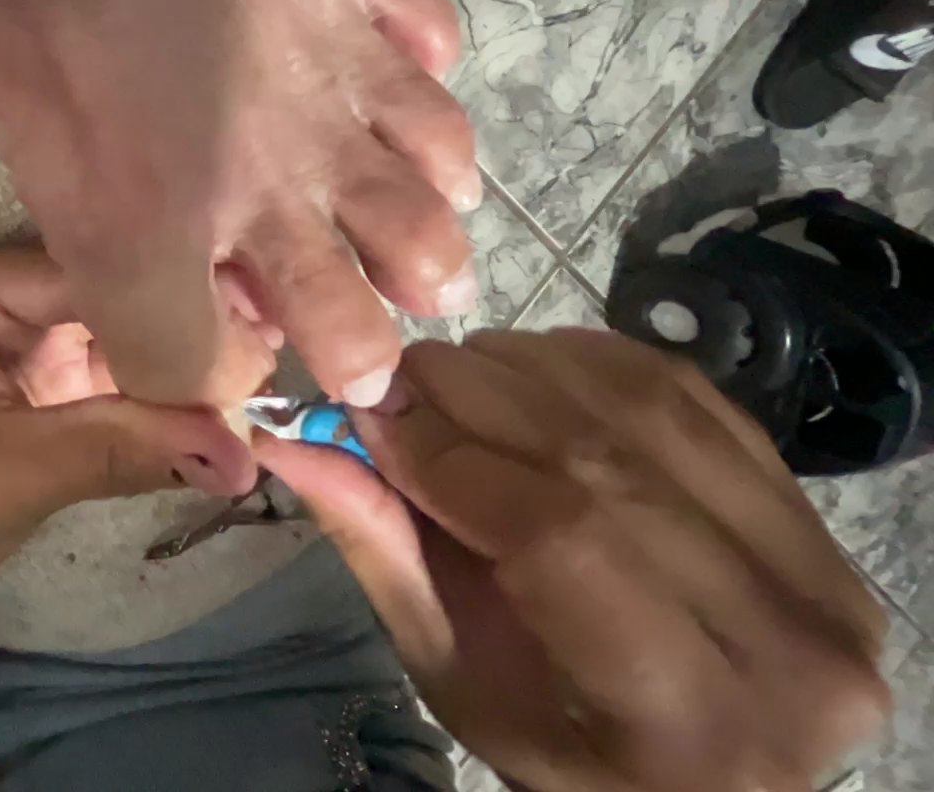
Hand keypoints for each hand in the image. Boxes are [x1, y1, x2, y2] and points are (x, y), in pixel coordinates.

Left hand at [0, 242, 256, 608]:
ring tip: (259, 388)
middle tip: (271, 361)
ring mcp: (18, 326)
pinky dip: (153, 394)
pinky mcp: (38, 368)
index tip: (257, 339)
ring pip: (116, 329)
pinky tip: (214, 411)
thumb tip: (243, 452)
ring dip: (175, 367)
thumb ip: (125, 447)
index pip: (83, 270)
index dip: (166, 305)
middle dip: (180, 334)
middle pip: (106, 293)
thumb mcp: (16, 471)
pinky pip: (109, 365)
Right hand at [257, 329, 889, 791]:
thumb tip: (284, 437)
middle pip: (598, 455)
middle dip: (466, 392)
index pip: (557, 534)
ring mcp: (824, 561)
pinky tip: (519, 371)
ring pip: (640, 405)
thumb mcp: (439, 660)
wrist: (681, 749)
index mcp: (689, 712)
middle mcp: (793, 636)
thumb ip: (374, 541)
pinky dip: (580, 359)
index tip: (360, 412)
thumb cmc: (544, 728)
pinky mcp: (809, 502)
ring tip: (444, 378)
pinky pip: (679, 389)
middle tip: (388, 380)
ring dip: (517, 365)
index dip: (442, 453)